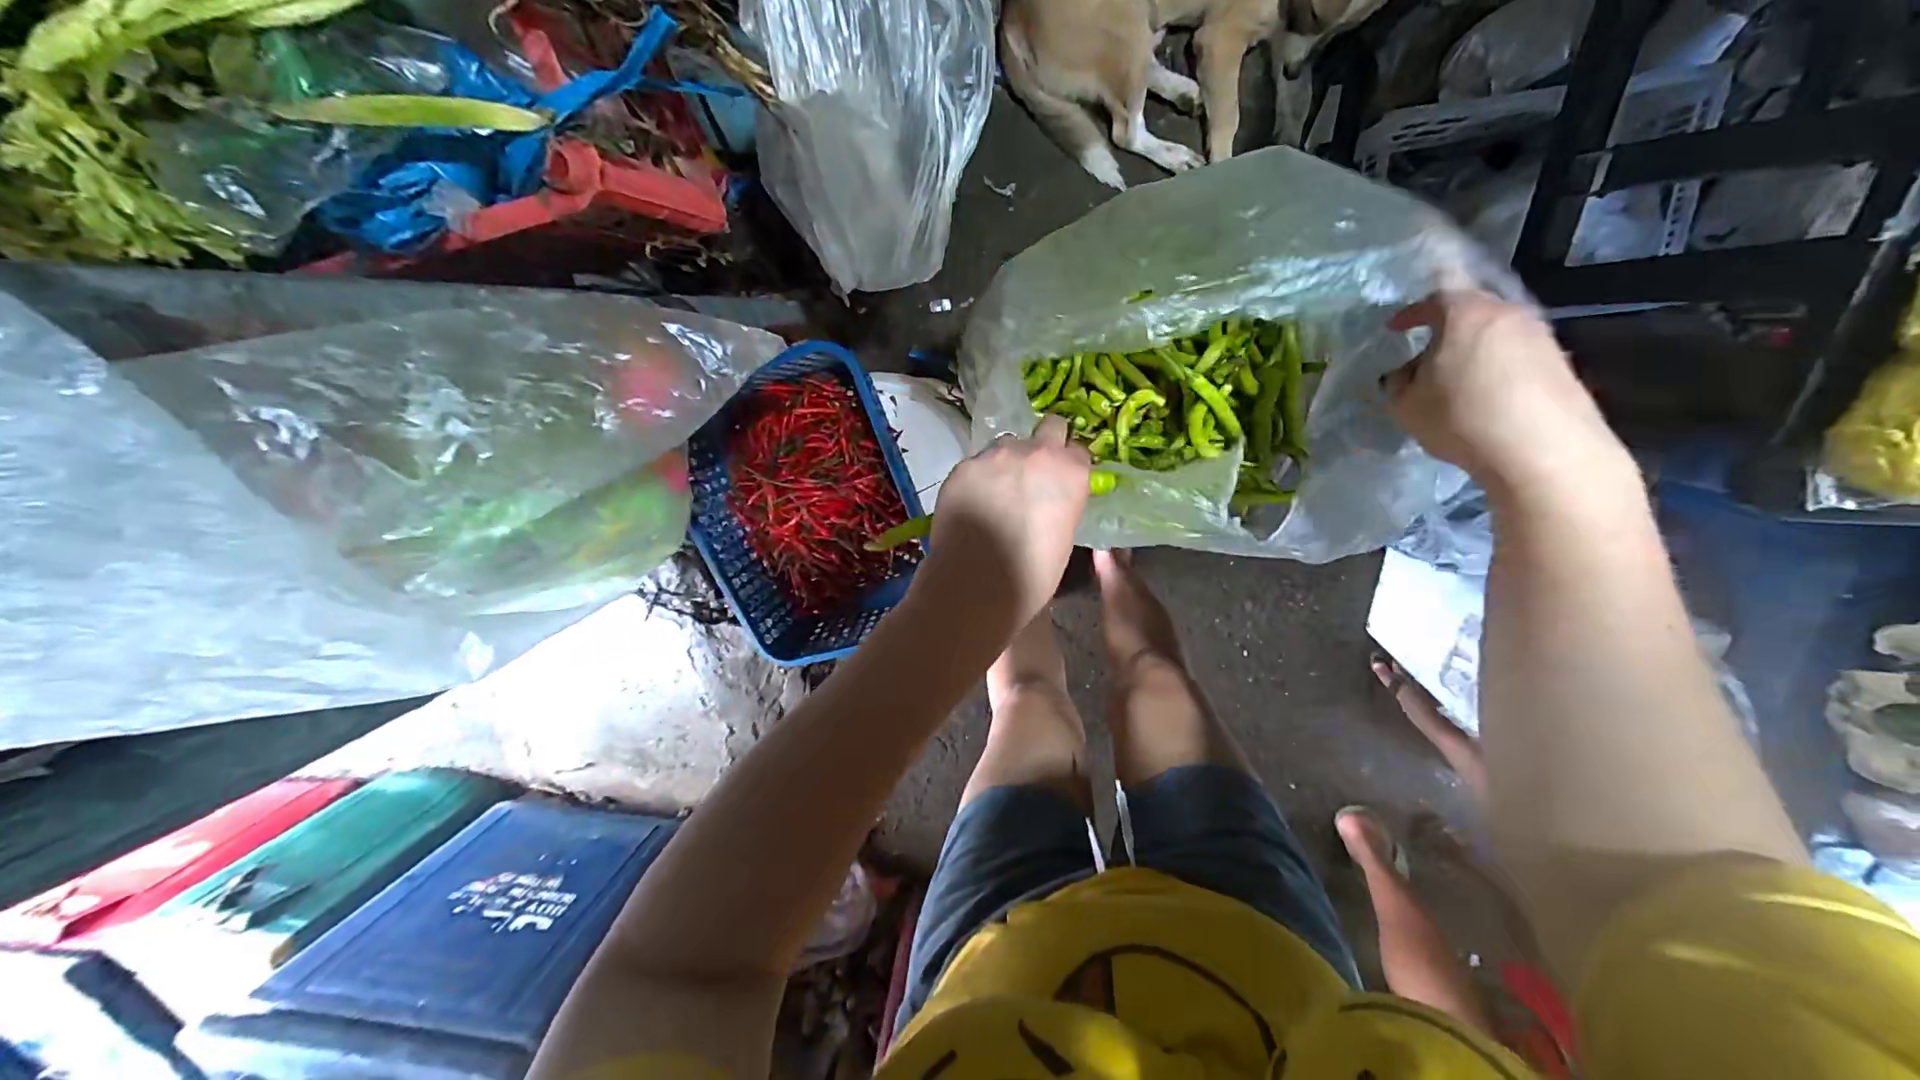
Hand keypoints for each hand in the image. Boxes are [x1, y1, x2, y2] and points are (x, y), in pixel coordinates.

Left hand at [917, 415, 1090, 628]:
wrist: (978, 582)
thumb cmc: (1033, 573)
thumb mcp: (1064, 534)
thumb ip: (1061, 501)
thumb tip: (1049, 498)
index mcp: (1070, 471)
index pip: (1078, 450)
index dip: (1070, 464)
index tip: (1062, 480)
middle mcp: (1036, 452)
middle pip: (1049, 427)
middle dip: (1046, 444)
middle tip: (1035, 472)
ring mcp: (996, 455)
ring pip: (1007, 443)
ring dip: (1007, 460)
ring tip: (997, 490)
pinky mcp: (963, 466)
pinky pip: (977, 463)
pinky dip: (978, 477)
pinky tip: (973, 502)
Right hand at [1387, 290, 1633, 498]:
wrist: (1543, 449)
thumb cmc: (1462, 417)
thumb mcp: (1406, 404)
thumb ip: (1398, 381)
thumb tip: (1407, 372)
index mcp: (1466, 314)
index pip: (1435, 298)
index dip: (1411, 312)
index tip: (1395, 328)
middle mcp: (1508, 314)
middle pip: (1472, 309)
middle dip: (1446, 326)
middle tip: (1425, 350)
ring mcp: (1541, 336)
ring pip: (1497, 332)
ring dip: (1473, 347)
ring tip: (1455, 375)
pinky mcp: (1560, 363)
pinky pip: (1517, 354)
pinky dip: (1496, 366)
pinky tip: (1485, 393)